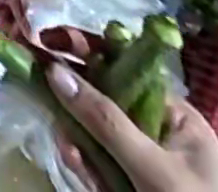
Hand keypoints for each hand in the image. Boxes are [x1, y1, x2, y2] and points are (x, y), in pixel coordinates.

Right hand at [46, 64, 217, 191]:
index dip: (83, 48)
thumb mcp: (154, 168)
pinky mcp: (130, 181)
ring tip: (76, 160)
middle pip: (99, 97)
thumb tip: (52, 69)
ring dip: (79, 143)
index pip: (122, 64)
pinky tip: (87, 178)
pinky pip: (97, 160)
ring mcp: (142, 156)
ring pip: (92, 131)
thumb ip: (105, 120)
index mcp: (172, 114)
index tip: (44, 41)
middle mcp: (155, 127)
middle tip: (55, 118)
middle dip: (74, 108)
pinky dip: (86, 167)